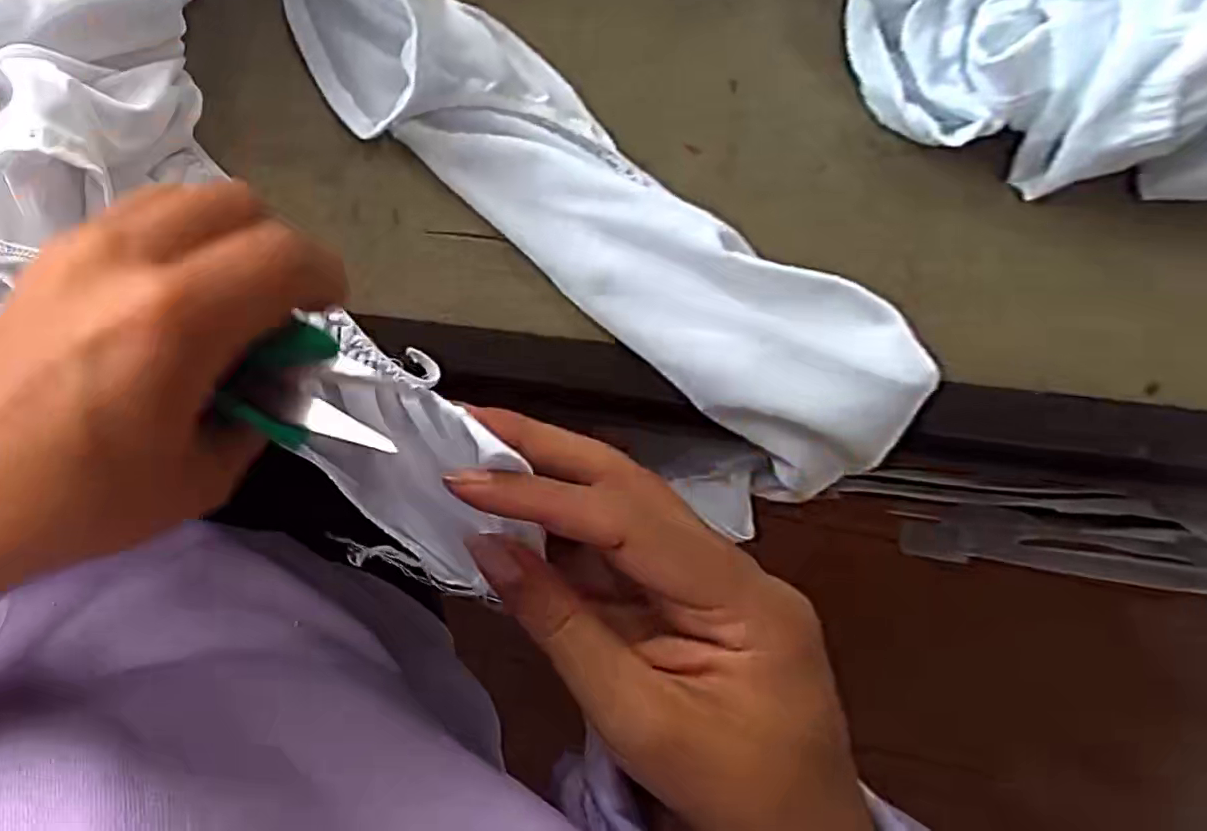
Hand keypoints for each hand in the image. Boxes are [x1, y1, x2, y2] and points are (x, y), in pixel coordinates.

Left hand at [0, 182, 344, 750]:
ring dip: (226, 234)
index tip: (326, 307)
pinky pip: (141, 211)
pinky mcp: (54, 248)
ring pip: (191, 195)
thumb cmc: (85, 502)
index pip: (285, 255)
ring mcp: (84, 242)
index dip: (325, 275)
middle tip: (272, 306)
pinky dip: (177, 233)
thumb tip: (283, 363)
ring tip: (218, 292)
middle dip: (278, 249)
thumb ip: (261, 405)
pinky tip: (163, 287)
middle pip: (243, 204)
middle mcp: (131, 257)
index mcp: (175, 318)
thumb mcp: (202, 474)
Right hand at [446, 409, 871, 830]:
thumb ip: (556, 623)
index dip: (539, 494)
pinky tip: (512, 502)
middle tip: (476, 418)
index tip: (467, 481)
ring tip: (482, 448)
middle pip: (628, 482)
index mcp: (744, 599)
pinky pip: (607, 537)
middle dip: (545, 444)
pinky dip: (553, 516)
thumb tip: (485, 546)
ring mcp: (703, 570)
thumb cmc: (731, 795)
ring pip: (616, 497)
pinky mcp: (674, 584)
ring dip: (546, 470)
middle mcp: (729, 565)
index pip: (625, 519)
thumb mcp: (635, 718)